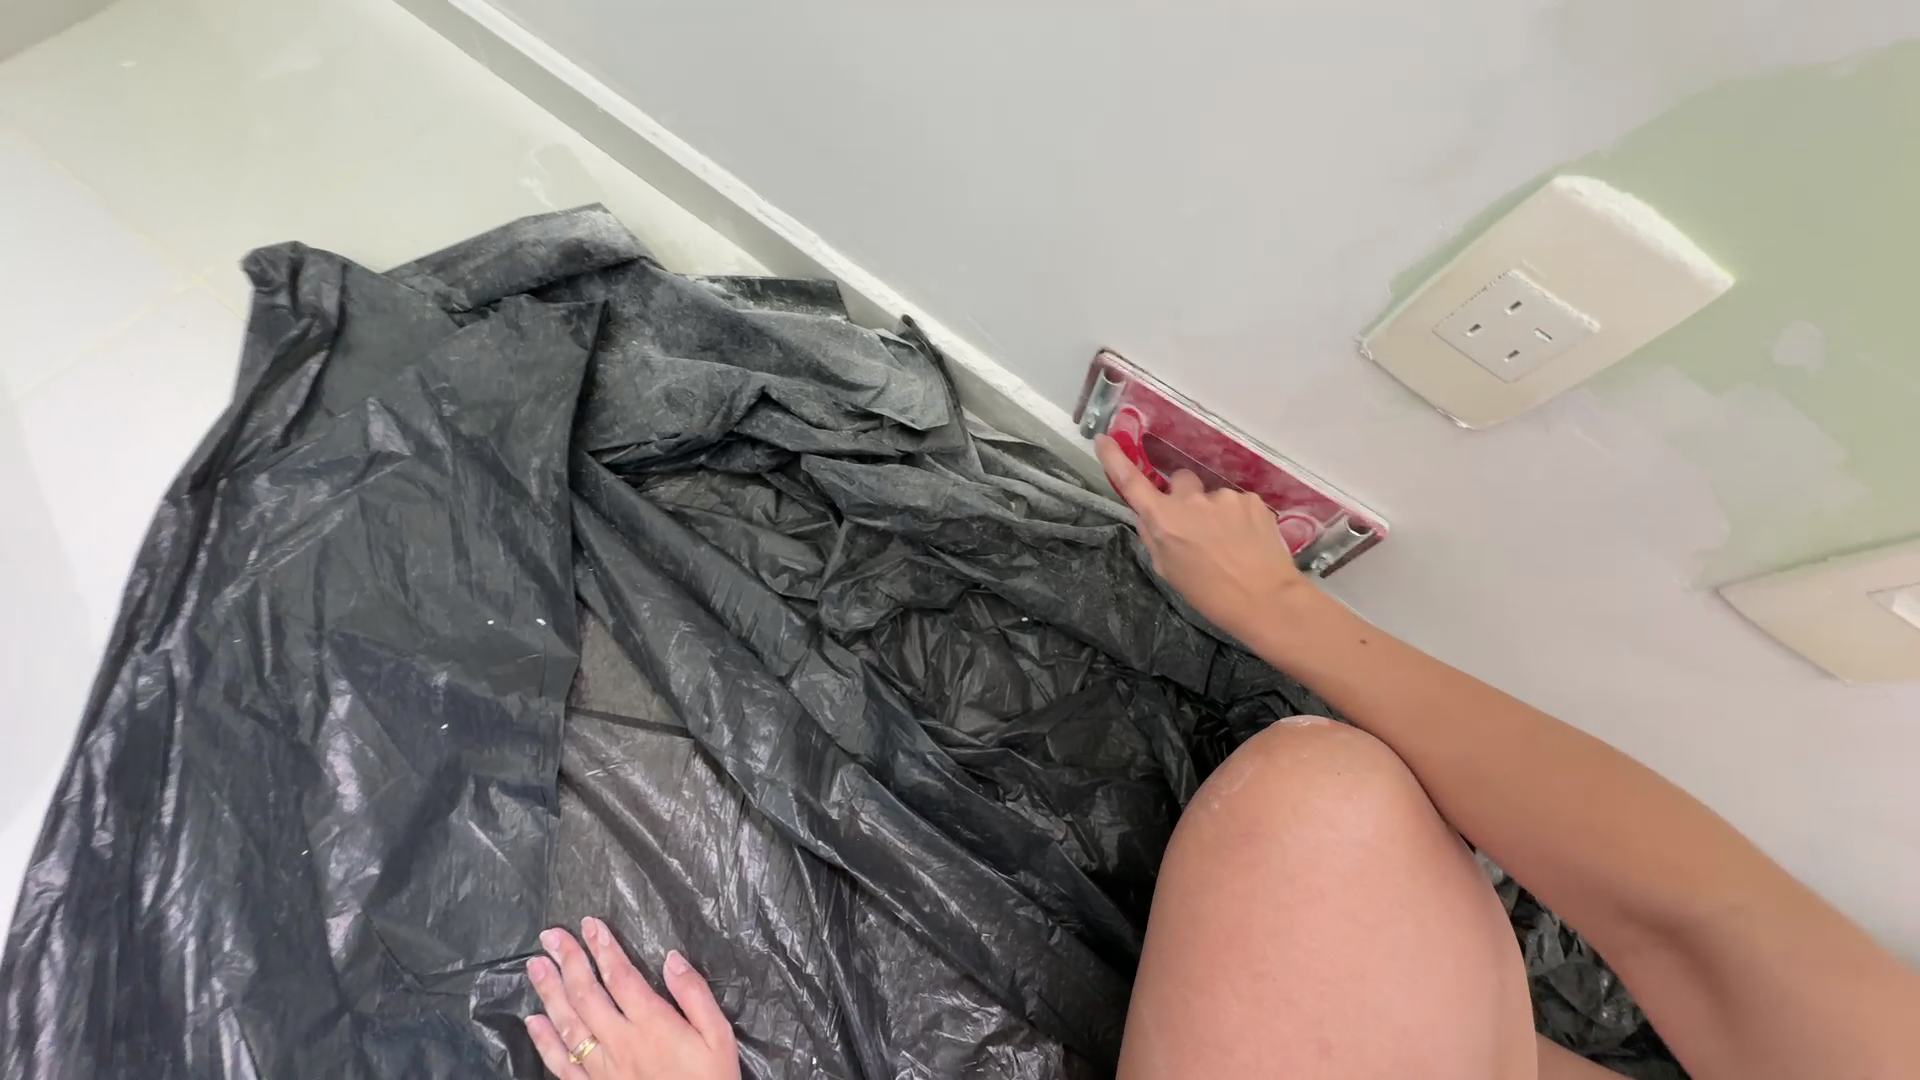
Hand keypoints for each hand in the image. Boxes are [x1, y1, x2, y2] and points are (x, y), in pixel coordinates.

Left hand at [525, 919, 740, 1079]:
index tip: (590, 924)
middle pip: (587, 996)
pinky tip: (534, 1021)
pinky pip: (562, 1065)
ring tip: (536, 966)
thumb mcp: (718, 1034)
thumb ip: (694, 993)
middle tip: (551, 935)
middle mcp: (620, 1043)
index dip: (604, 949)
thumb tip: (671, 958)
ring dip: (551, 993)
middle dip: (569, 962)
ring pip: (569, 1026)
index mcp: (652, 1024)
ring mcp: (602, 1069)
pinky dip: (545, 1041)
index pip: (621, 977)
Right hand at [1095, 434, 1308, 641]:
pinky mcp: (1251, 499)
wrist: (1265, 599)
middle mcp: (1190, 500)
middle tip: (1194, 525)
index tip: (1104, 440)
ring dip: (1213, 510)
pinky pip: (1236, 502)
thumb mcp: (1167, 568)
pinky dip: (1238, 516)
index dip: (1114, 459)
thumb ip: (1154, 535)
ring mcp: (1223, 496)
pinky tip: (1245, 539)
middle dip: (1183, 496)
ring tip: (1227, 541)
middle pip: (1179, 480)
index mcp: (1163, 519)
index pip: (1131, 481)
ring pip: (1211, 495)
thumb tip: (1149, 514)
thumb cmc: (1208, 592)